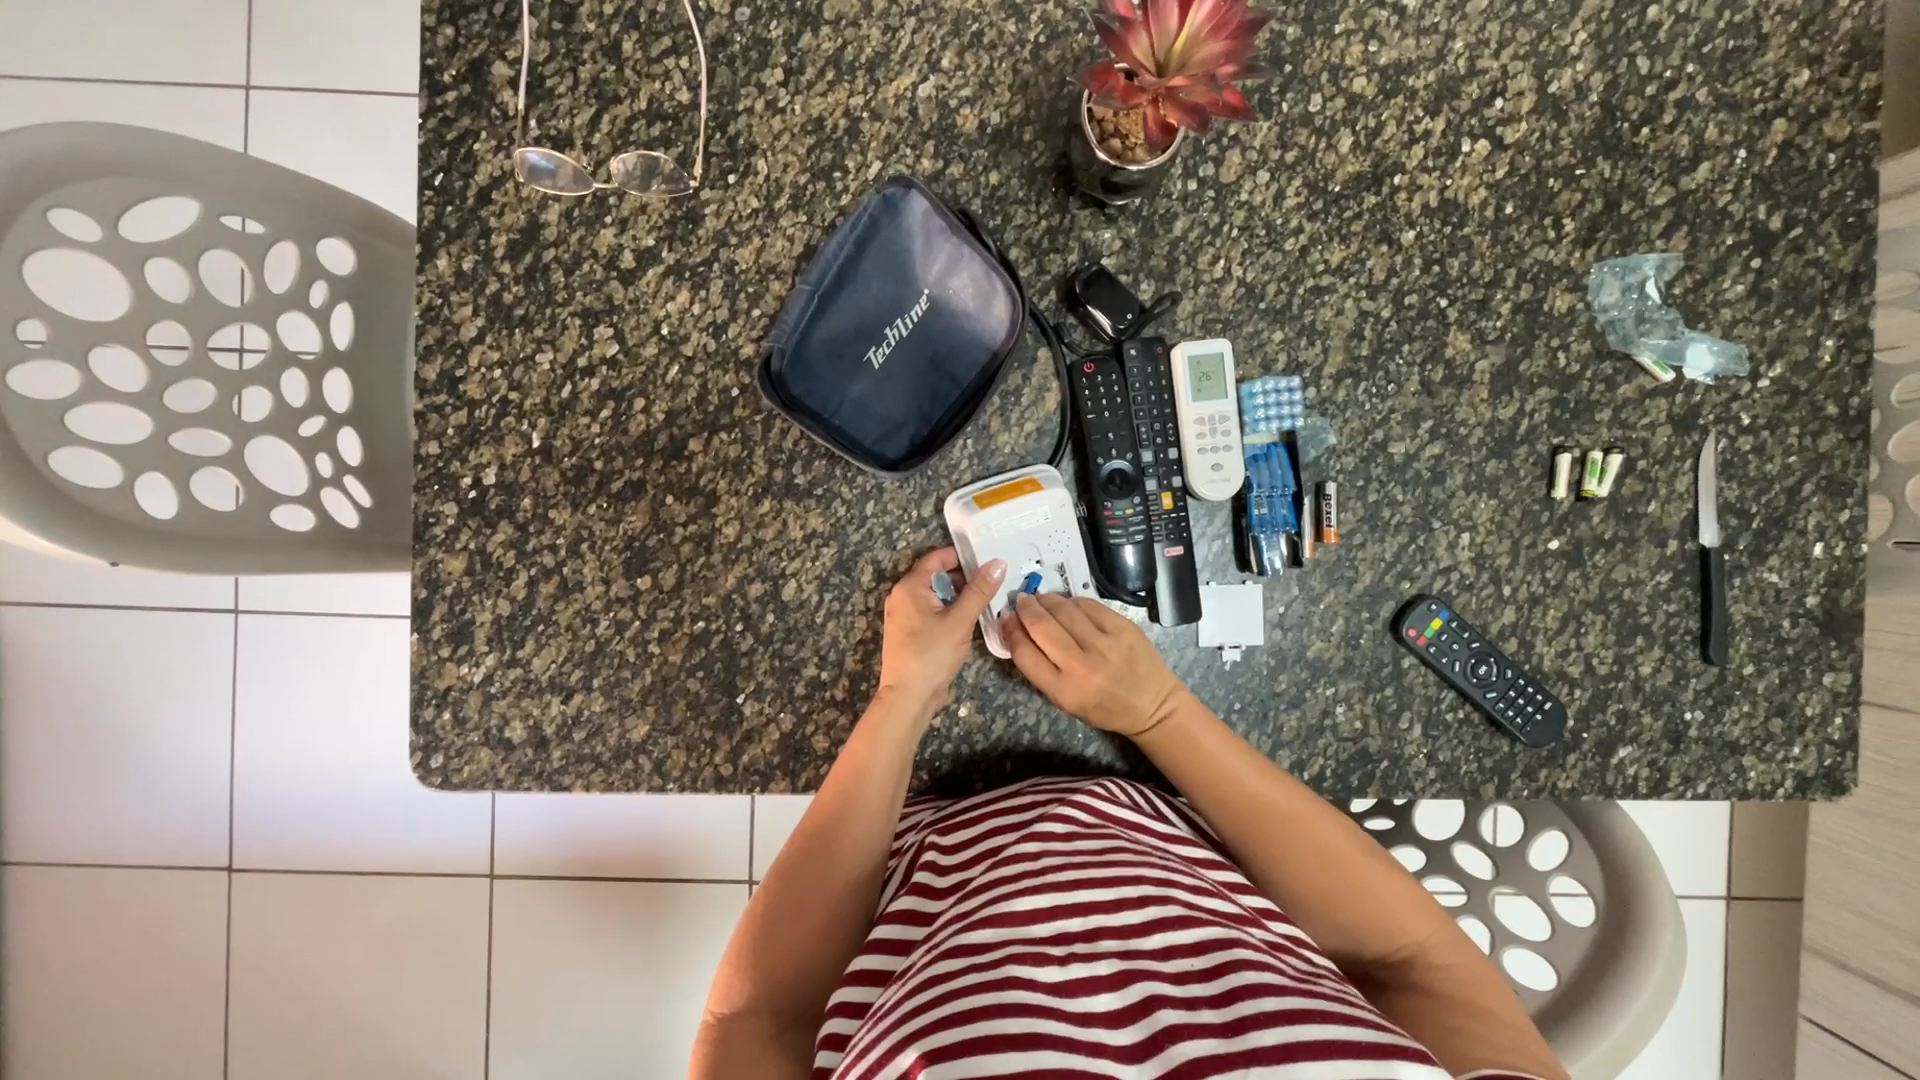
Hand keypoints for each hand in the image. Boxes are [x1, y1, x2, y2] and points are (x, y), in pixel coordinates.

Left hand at [876, 548, 1005, 717]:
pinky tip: (968, 620)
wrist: (908, 696)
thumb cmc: (931, 654)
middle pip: (934, 576)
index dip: (960, 556)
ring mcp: (903, 616)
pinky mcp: (909, 633)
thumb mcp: (960, 621)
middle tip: (989, 582)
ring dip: (957, 596)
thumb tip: (997, 563)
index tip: (985, 560)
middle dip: (962, 577)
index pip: (935, 559)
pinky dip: (948, 610)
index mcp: (909, 587)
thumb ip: (979, 591)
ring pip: (934, 595)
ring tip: (984, 601)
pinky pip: (930, 612)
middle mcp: (902, 597)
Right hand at [1000, 593, 1189, 736]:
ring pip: (1064, 610)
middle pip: (1041, 626)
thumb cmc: (1103, 707)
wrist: (1152, 704)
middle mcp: (1082, 666)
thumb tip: (1019, 630)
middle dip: (1026, 609)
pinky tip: (1067, 603)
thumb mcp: (1065, 700)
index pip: (1024, 653)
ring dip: (1047, 600)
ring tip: (1040, 598)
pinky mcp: (1123, 627)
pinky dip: (1072, 601)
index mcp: (1063, 691)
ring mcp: (1105, 644)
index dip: (1010, 631)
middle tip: (1020, 601)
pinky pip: (1088, 604)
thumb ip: (1041, 668)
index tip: (1006, 619)